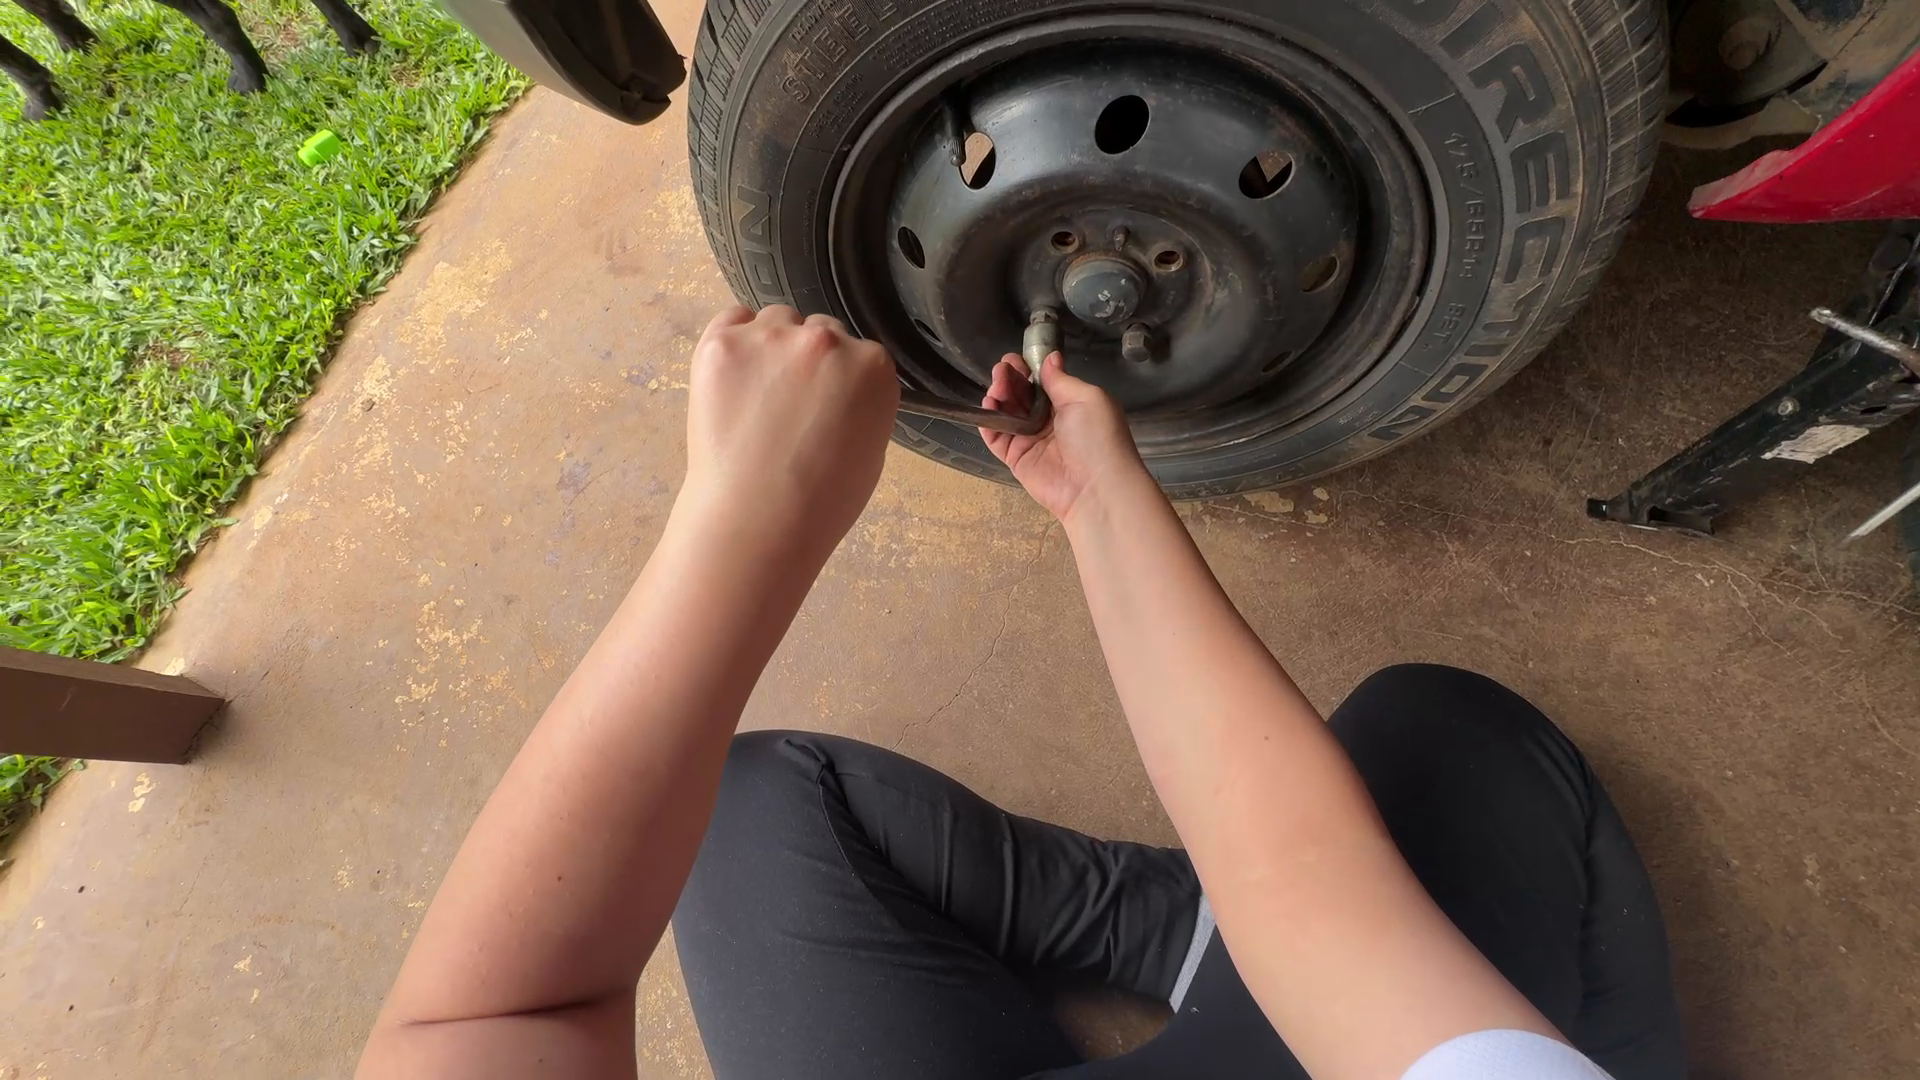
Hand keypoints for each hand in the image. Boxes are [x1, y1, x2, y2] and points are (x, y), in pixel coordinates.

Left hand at [683, 305, 899, 558]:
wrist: (757, 519)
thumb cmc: (824, 501)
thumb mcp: (872, 448)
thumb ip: (862, 402)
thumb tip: (840, 389)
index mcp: (874, 367)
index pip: (862, 354)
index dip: (843, 382)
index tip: (829, 407)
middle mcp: (827, 339)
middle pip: (822, 331)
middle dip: (811, 362)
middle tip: (791, 405)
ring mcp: (771, 336)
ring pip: (777, 322)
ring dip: (773, 347)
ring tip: (758, 395)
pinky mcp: (721, 342)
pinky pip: (733, 321)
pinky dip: (735, 342)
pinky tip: (733, 380)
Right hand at [979, 352, 1150, 523]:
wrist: (1095, 487)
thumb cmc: (1097, 437)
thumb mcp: (1087, 397)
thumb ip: (1061, 378)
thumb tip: (1050, 358)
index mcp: (1069, 403)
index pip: (1041, 382)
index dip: (1027, 369)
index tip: (1015, 359)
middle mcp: (1049, 420)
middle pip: (1021, 395)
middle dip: (1009, 379)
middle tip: (1002, 370)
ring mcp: (1031, 440)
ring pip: (1006, 413)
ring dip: (997, 395)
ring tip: (996, 388)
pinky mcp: (1016, 459)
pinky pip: (996, 438)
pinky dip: (988, 421)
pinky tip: (988, 406)